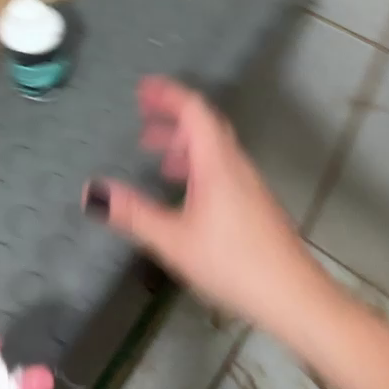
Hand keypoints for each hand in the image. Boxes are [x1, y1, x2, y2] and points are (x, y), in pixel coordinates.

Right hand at [84, 77, 331, 330]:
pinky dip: (198, 164)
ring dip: (184, 143)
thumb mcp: (174, 240)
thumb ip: (133, 213)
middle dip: (172, 116)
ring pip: (215, 149)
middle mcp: (235, 165)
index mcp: (217, 162)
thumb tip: (90, 191)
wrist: (297, 300)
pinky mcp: (256, 206)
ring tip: (157, 156)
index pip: (194, 110)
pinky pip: (222, 168)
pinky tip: (186, 193)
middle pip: (205, 125)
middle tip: (142, 117)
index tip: (143, 88)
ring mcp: (249, 186)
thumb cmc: (234, 263)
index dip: (168, 94)